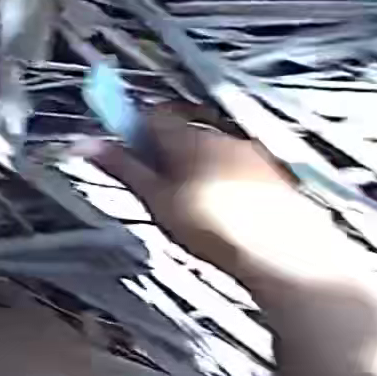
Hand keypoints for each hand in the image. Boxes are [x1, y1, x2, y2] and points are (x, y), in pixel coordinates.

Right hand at [85, 109, 355, 281]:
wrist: (291, 260)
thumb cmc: (213, 227)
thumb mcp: (154, 197)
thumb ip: (121, 167)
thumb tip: (85, 144)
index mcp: (190, 138)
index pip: (150, 115)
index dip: (129, 128)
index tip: (118, 149)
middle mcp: (225, 139)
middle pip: (180, 133)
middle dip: (159, 151)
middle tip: (145, 182)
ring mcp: (255, 157)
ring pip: (207, 151)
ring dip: (188, 166)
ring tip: (179, 202)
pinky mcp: (276, 179)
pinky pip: (233, 168)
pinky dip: (216, 180)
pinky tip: (213, 210)